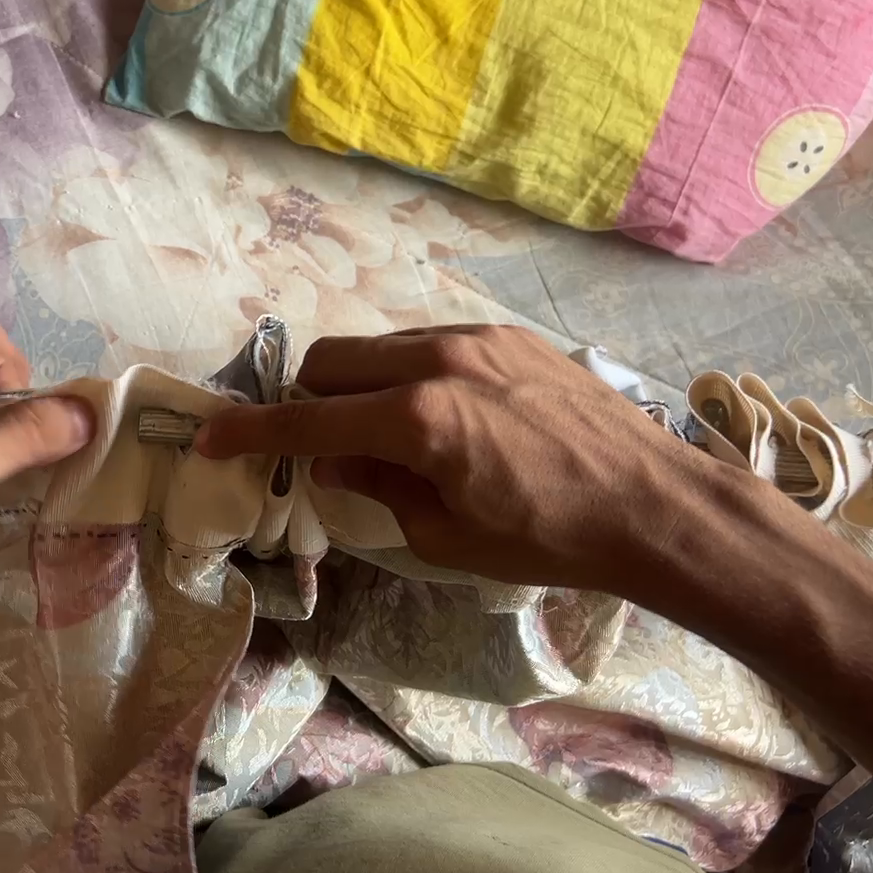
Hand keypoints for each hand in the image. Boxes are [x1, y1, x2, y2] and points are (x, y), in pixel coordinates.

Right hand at [195, 325, 757, 597]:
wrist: (659, 506)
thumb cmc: (547, 538)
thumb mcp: (443, 533)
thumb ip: (373, 485)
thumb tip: (331, 459)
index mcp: (417, 421)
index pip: (306, 420)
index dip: (251, 432)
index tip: (212, 437)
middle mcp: (436, 362)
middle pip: (328, 359)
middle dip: (309, 398)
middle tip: (329, 441)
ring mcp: (473, 339)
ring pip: (373, 344)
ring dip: (357, 383)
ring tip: (395, 427)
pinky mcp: (506, 334)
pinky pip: (424, 341)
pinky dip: (405, 371)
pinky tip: (446, 409)